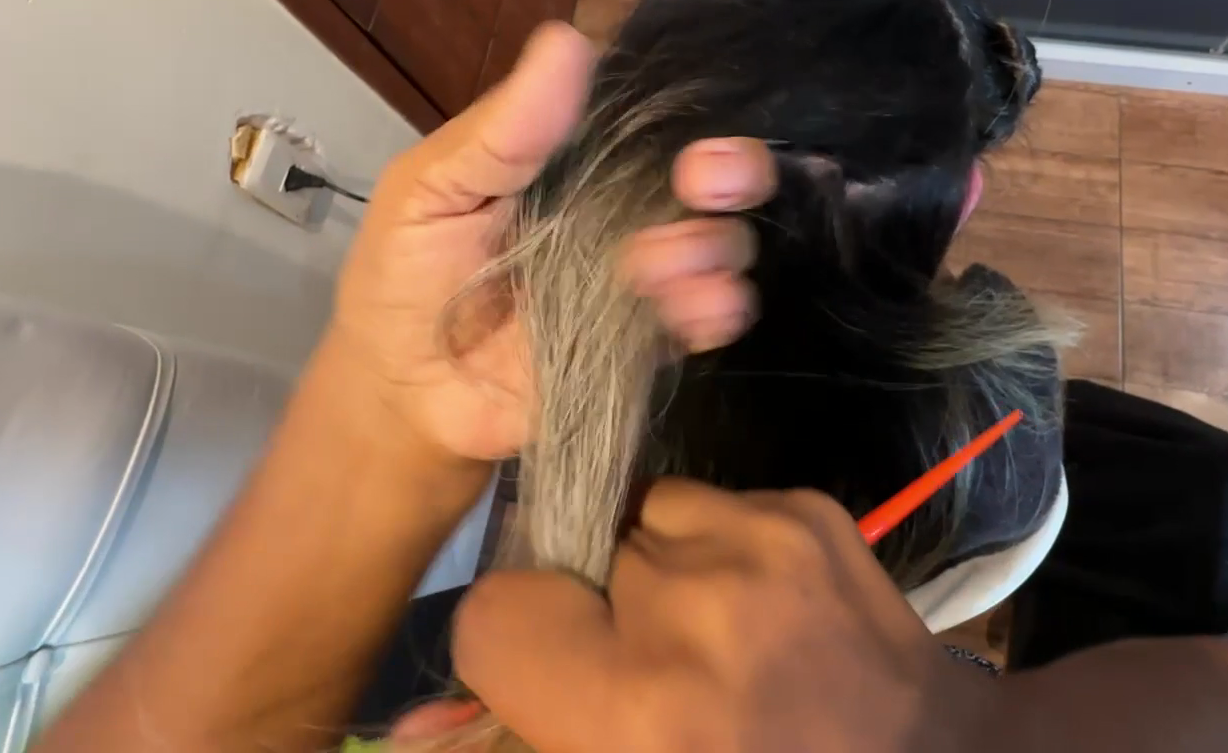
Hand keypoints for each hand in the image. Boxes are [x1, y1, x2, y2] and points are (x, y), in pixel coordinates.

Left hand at [326, 22, 776, 463]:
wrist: (402, 391)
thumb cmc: (404, 273)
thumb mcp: (431, 190)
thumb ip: (502, 132)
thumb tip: (569, 39)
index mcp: (580, 167)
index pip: (655, 128)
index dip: (691, 123)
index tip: (694, 142)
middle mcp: (625, 215)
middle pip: (711, 184)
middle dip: (734, 174)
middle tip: (708, 184)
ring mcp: (643, 281)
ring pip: (720, 246)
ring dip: (713, 248)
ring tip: (656, 268)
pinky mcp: (647, 342)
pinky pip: (705, 319)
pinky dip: (717, 310)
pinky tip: (699, 312)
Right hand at [421, 480, 994, 751]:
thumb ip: (529, 739)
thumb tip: (419, 726)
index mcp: (641, 703)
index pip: (496, 611)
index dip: (513, 639)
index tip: (554, 660)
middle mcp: (700, 597)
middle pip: (578, 550)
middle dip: (599, 598)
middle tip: (653, 653)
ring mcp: (765, 534)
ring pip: (645, 510)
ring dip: (658, 559)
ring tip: (712, 618)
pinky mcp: (808, 505)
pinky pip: (716, 499)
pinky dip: (718, 541)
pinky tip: (762, 594)